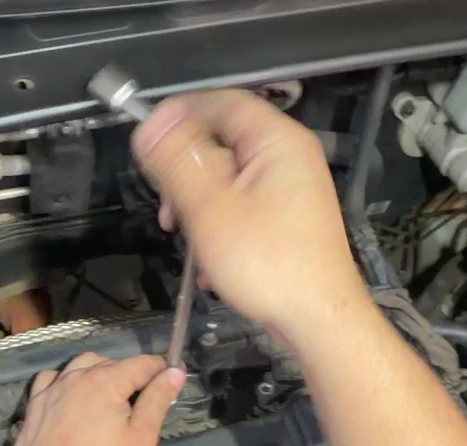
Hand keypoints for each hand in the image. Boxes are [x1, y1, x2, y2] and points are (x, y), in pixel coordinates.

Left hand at [10, 352, 184, 445]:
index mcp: (108, 381)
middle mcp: (79, 375)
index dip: (160, 371)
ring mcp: (54, 387)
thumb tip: (175, 372)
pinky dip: (67, 379)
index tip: (170, 382)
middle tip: (139, 400)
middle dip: (130, 375)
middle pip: (112, 362)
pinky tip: (71, 394)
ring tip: (107, 395)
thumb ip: (157, 401)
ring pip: (81, 364)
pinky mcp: (36, 401)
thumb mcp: (140, 438)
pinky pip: (53, 377)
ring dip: (99, 371)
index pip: (142, 364)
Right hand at [133, 90, 370, 342]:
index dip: (179, 116)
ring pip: (229, 186)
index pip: (220, 103)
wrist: (318, 321)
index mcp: (275, 141)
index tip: (148, 144)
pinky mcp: (287, 226)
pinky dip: (220, 235)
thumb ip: (178, 162)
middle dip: (186, 177)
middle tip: (167, 211)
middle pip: (222, 146)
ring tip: (188, 246)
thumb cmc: (269, 266)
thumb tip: (152, 123)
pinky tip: (210, 270)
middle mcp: (289, 159)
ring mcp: (291, 194)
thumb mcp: (211, 209)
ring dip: (199, 212)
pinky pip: (244, 215)